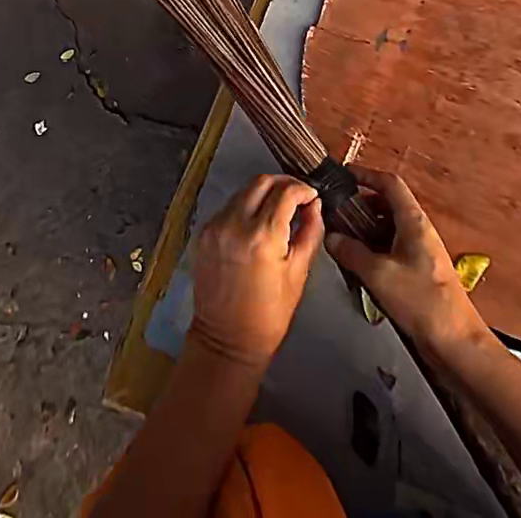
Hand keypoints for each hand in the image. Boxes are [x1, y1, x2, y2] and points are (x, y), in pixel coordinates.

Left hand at [187, 174, 323, 368]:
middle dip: (282, 183)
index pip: (285, 192)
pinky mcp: (205, 232)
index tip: (312, 194)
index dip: (302, 189)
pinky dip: (245, 207)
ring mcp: (216, 226)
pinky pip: (228, 208)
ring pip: (242, 192)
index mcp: (262, 236)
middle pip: (260, 182)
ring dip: (263, 193)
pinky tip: (258, 221)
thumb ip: (309, 233)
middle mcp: (235, 224)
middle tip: (298, 194)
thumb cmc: (269, 314)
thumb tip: (315, 207)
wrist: (227, 337)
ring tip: (280, 207)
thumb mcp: (298, 274)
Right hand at [324, 167, 489, 356]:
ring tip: (340, 235)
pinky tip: (355, 260)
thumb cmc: (424, 304)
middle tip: (335, 209)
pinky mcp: (417, 270)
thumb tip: (331, 237)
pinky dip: (370, 245)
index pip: (390, 184)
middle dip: (358, 203)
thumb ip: (349, 250)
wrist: (457, 345)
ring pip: (386, 226)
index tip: (343, 174)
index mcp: (414, 223)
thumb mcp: (377, 273)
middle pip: (386, 203)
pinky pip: (389, 246)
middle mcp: (418, 232)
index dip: (365, 174)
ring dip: (363, 226)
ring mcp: (419, 251)